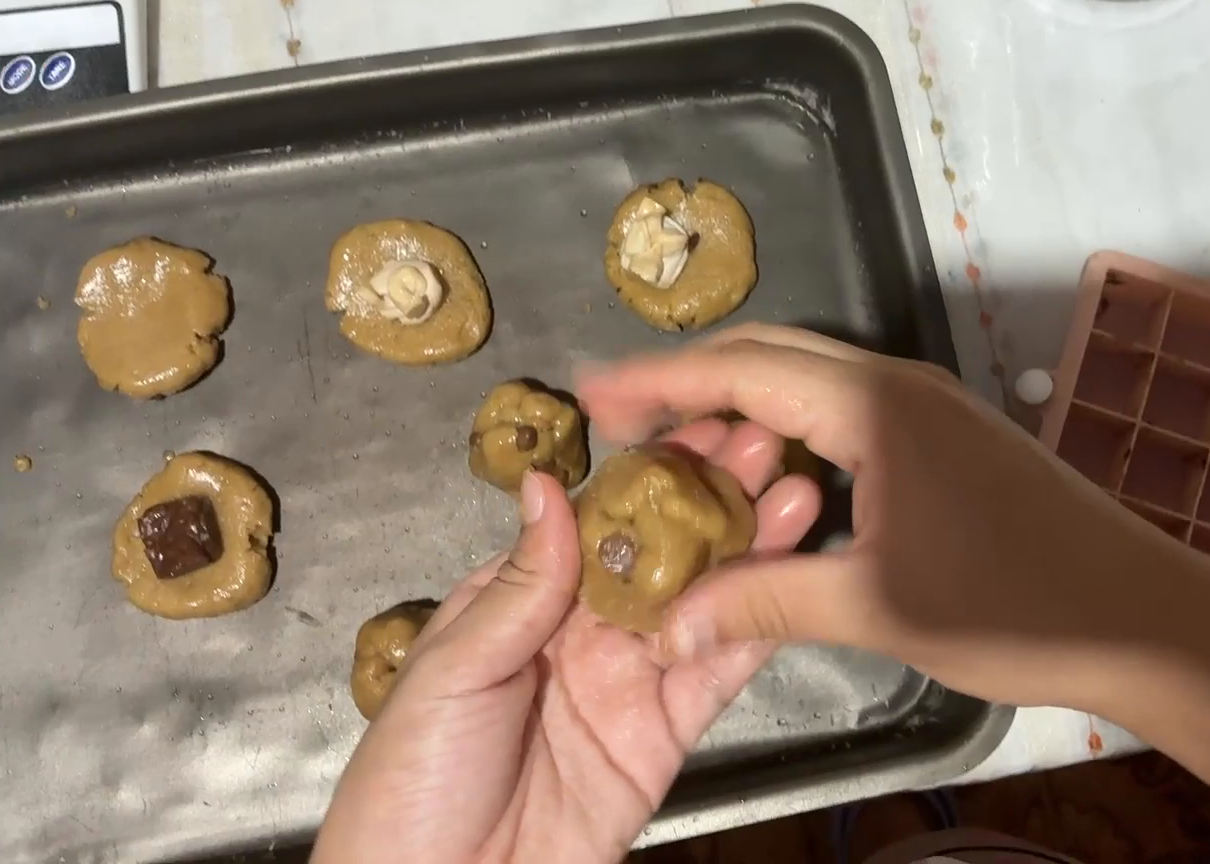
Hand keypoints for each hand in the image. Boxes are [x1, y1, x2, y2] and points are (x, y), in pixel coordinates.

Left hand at [313, 418, 820, 863]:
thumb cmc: (415, 779)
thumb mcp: (451, 670)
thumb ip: (517, 584)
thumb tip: (547, 485)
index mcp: (527, 596)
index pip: (599, 521)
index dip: (649, 477)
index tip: (696, 430)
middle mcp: (586, 626)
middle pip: (660, 552)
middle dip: (710, 498)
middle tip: (761, 447)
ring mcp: (629, 678)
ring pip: (699, 602)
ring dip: (748, 550)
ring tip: (793, 496)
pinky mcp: (662, 734)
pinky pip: (712, 676)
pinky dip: (751, 630)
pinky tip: (788, 582)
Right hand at [574, 324, 1209, 711]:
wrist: (1152, 620)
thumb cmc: (1016, 608)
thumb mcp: (878, 607)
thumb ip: (764, 600)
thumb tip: (669, 624)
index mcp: (871, 406)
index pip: (740, 371)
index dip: (658, 377)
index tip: (593, 389)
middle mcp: (889, 380)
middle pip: (764, 354)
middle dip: (685, 376)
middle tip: (620, 413)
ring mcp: (917, 398)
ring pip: (799, 373)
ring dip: (733, 395)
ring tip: (674, 435)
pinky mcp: (934, 426)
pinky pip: (833, 402)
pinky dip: (778, 419)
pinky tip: (757, 460)